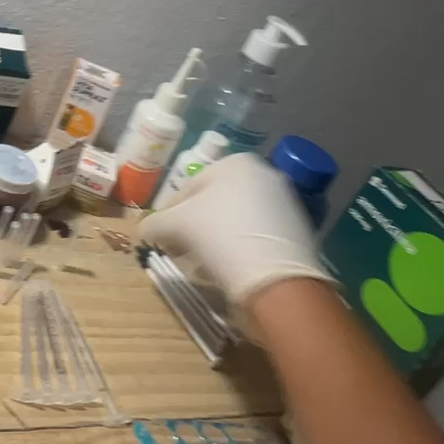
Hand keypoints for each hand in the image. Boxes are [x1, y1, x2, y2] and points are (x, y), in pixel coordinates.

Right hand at [138, 153, 334, 310]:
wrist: (277, 280)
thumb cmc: (220, 236)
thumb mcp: (175, 226)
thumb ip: (155, 222)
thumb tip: (144, 228)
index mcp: (236, 162)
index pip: (190, 187)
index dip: (172, 214)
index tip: (164, 237)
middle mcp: (264, 174)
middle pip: (216, 202)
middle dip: (196, 227)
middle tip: (182, 251)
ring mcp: (285, 202)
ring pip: (237, 219)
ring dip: (217, 238)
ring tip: (206, 264)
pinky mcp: (298, 230)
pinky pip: (258, 235)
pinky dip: (241, 248)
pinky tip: (231, 269)